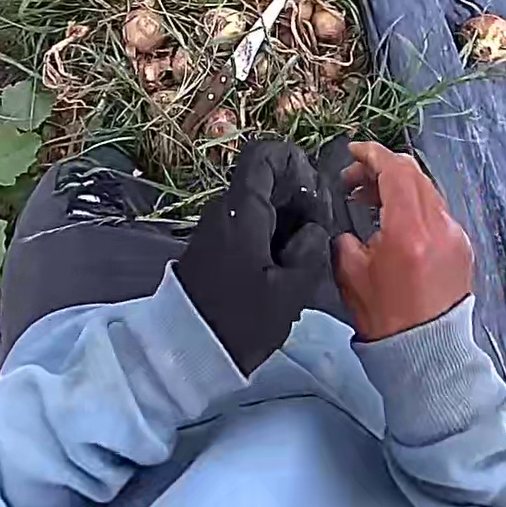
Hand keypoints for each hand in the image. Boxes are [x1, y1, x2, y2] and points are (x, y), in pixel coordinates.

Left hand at [175, 138, 332, 373]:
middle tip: (319, 233)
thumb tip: (313, 229)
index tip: (314, 194)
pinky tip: (287, 266)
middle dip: (300, 197)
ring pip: (263, 202)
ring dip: (289, 219)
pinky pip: (252, 222)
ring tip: (306, 255)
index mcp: (242, 209)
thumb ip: (311, 251)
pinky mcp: (217, 244)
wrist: (186, 351)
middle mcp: (227, 208)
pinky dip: (274, 234)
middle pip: (269, 178)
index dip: (295, 162)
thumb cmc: (240, 320)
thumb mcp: (289, 290)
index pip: (265, 155)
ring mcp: (219, 225)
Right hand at [333, 142, 472, 340]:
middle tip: (354, 180)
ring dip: (396, 184)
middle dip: (380, 167)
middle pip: (412, 173)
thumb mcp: (351, 272)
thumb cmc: (386, 318)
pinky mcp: (461, 245)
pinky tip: (393, 219)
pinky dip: (413, 202)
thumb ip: (347, 235)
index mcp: (410, 230)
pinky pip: (435, 209)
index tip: (352, 152)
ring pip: (425, 188)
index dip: (372, 154)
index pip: (395, 171)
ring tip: (369, 199)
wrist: (428, 357)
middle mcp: (439, 225)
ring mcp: (455, 234)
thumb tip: (351, 219)